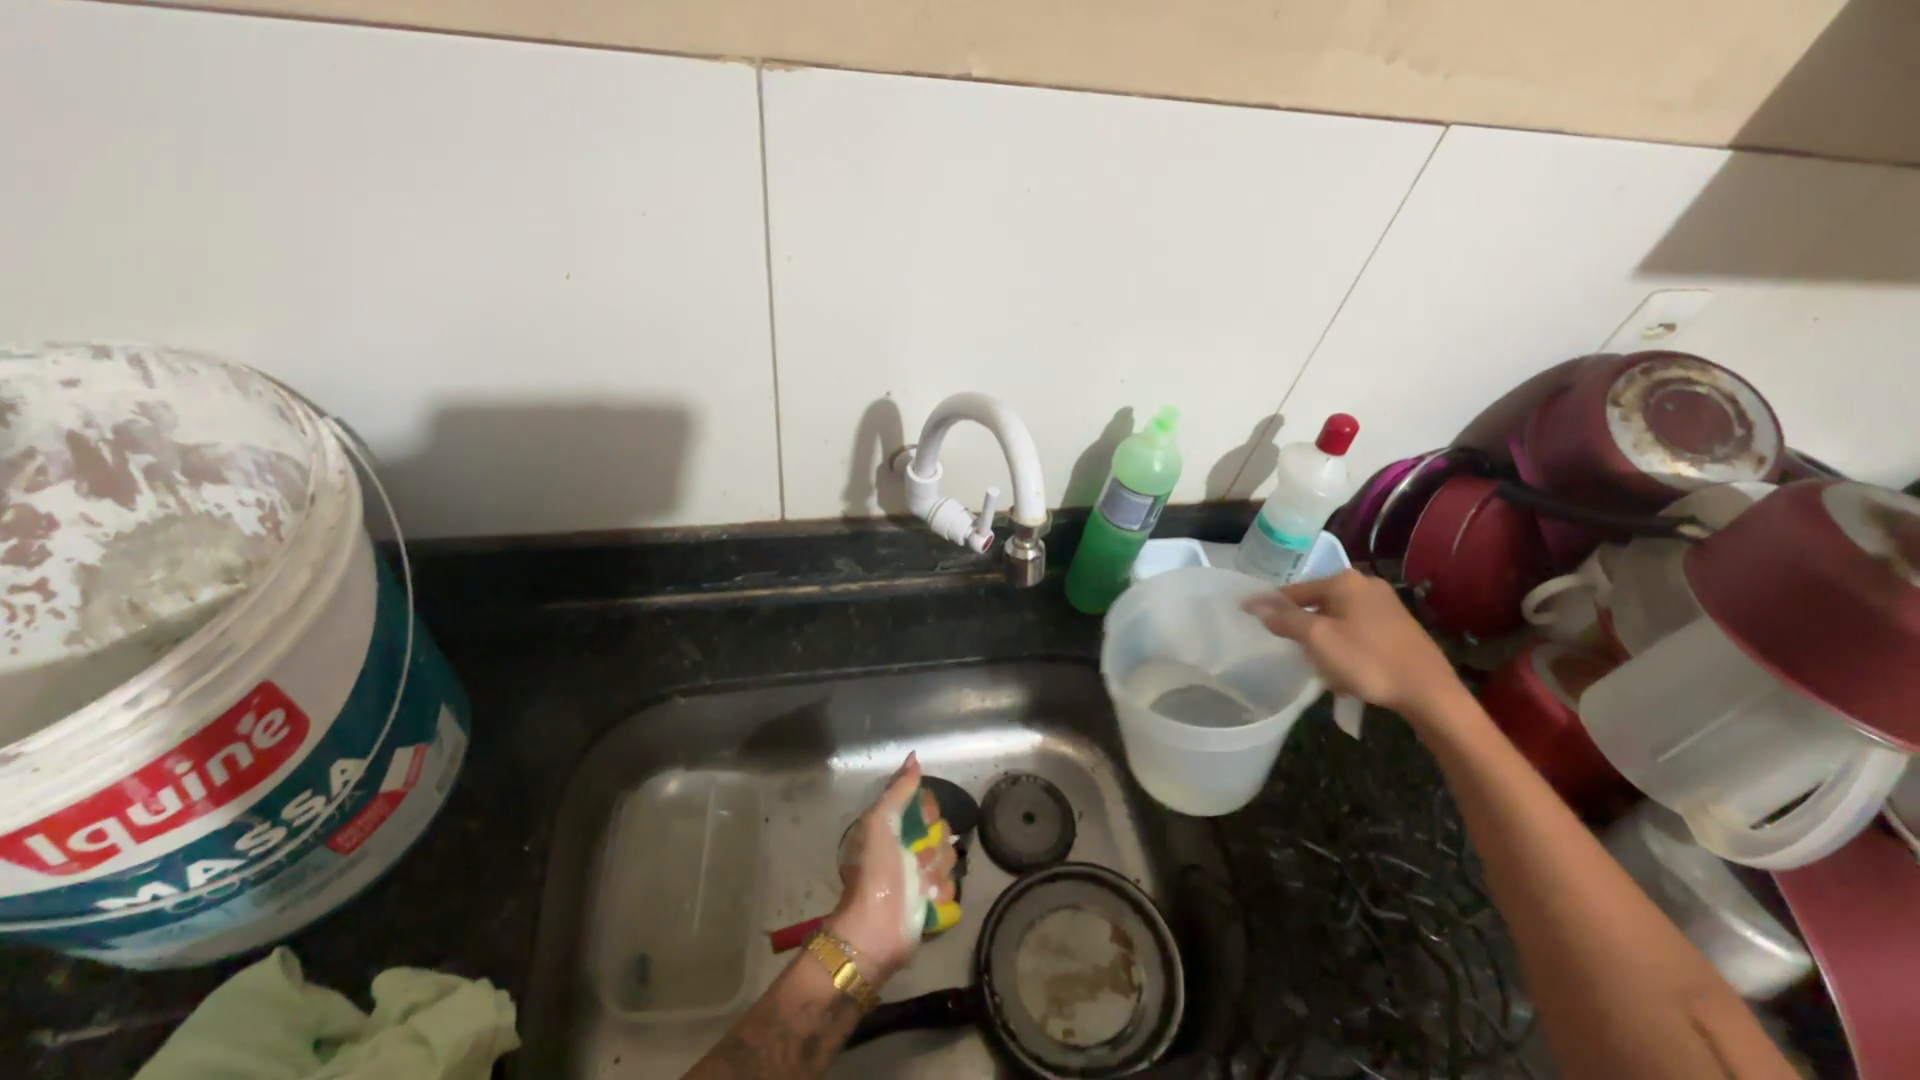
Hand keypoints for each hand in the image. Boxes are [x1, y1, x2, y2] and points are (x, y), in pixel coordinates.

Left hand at [824, 753, 957, 984]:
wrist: (875, 929)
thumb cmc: (875, 871)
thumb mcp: (879, 823)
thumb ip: (898, 791)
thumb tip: (914, 757)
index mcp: (893, 827)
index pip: (927, 806)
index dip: (929, 812)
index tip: (923, 822)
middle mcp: (908, 847)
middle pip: (942, 832)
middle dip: (934, 847)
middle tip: (917, 860)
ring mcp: (920, 875)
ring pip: (950, 860)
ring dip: (936, 872)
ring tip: (920, 885)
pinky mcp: (931, 901)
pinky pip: (951, 888)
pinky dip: (940, 894)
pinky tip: (926, 900)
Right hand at [1242, 570, 1464, 717]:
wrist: (1428, 690)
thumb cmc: (1367, 660)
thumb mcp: (1318, 640)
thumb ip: (1285, 620)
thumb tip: (1257, 606)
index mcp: (1344, 581)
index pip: (1293, 591)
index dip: (1268, 604)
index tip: (1245, 612)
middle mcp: (1365, 584)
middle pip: (1317, 603)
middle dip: (1302, 627)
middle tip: (1288, 649)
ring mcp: (1385, 604)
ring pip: (1338, 618)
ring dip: (1324, 640)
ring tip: (1320, 666)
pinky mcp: (1398, 625)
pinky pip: (1357, 630)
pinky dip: (1344, 645)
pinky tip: (1346, 670)